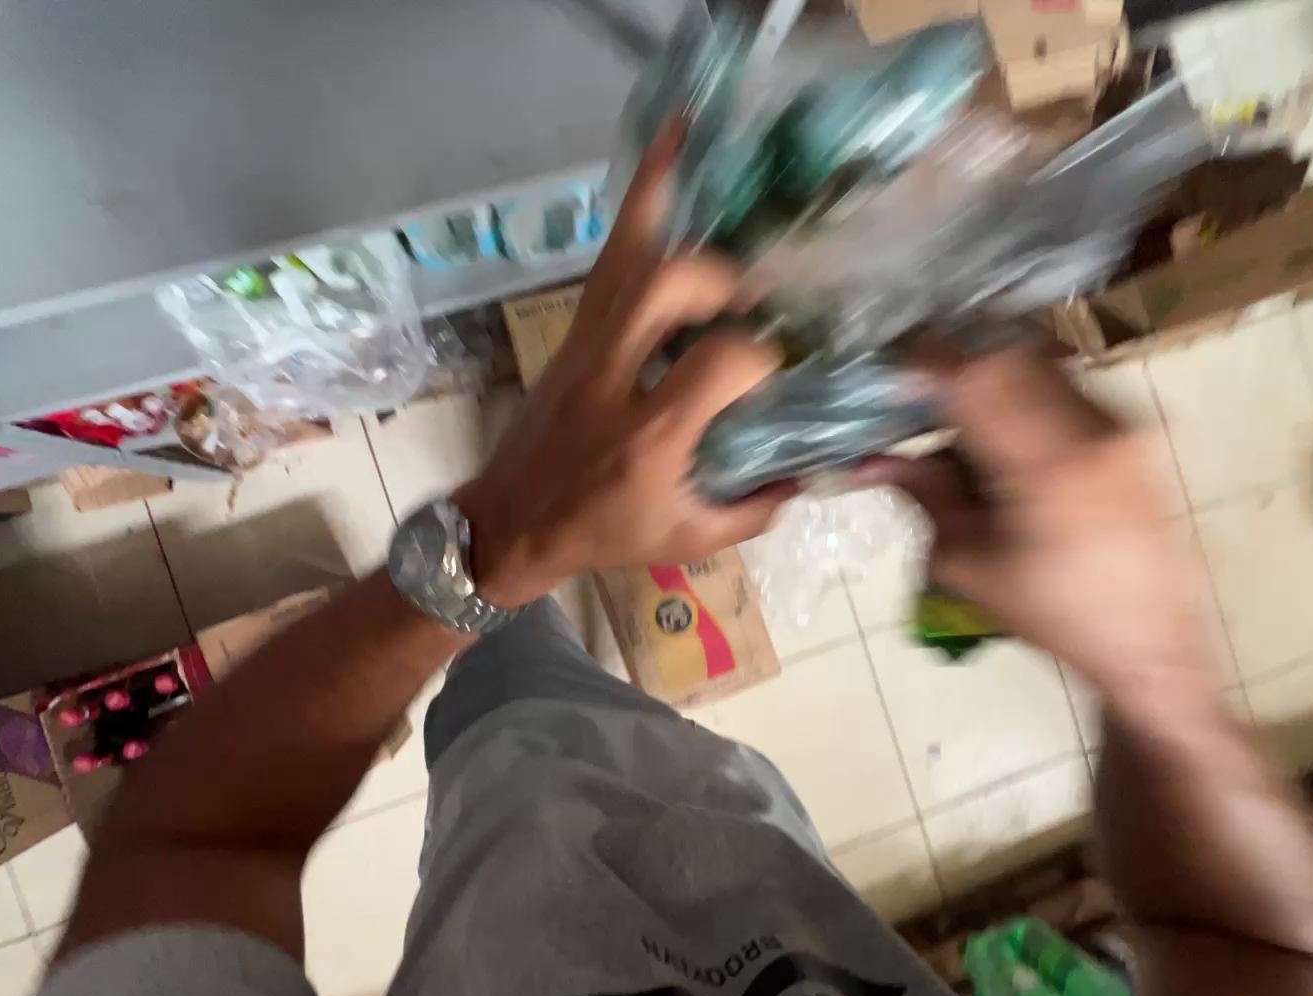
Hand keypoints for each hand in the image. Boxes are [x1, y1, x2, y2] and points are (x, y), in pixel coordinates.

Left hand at [454, 124, 796, 607]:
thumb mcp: (686, 540)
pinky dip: (636, 210)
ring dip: (664, 196)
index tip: (774, 367)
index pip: (720, 362)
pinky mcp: (568, 336)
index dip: (761, 354)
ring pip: (623, 257)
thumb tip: (803, 472)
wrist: (509, 525)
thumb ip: (752, 511)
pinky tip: (661, 164)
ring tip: (697, 138)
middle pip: (665, 286)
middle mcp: (612, 380)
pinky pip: (606, 265)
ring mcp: (583, 350)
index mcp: (649, 437)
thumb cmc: (601, 535)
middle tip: (747, 295)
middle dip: (720, 274)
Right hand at [864, 347, 1221, 709]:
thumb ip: (924, 495)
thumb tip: (870, 461)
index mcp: (1049, 471)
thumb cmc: (1049, 614)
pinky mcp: (1139, 428)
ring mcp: (1127, 424)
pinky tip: (1005, 436)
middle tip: (916, 393)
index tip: (890, 372)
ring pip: (1038, 365)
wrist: (1150, 640)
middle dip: (954, 366)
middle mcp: (1097, 431)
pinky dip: (1022, 395)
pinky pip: (1065, 385)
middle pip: (1008, 356)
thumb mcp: (967, 562)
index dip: (927, 363)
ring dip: (990, 380)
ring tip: (959, 421)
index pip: (977, 378)